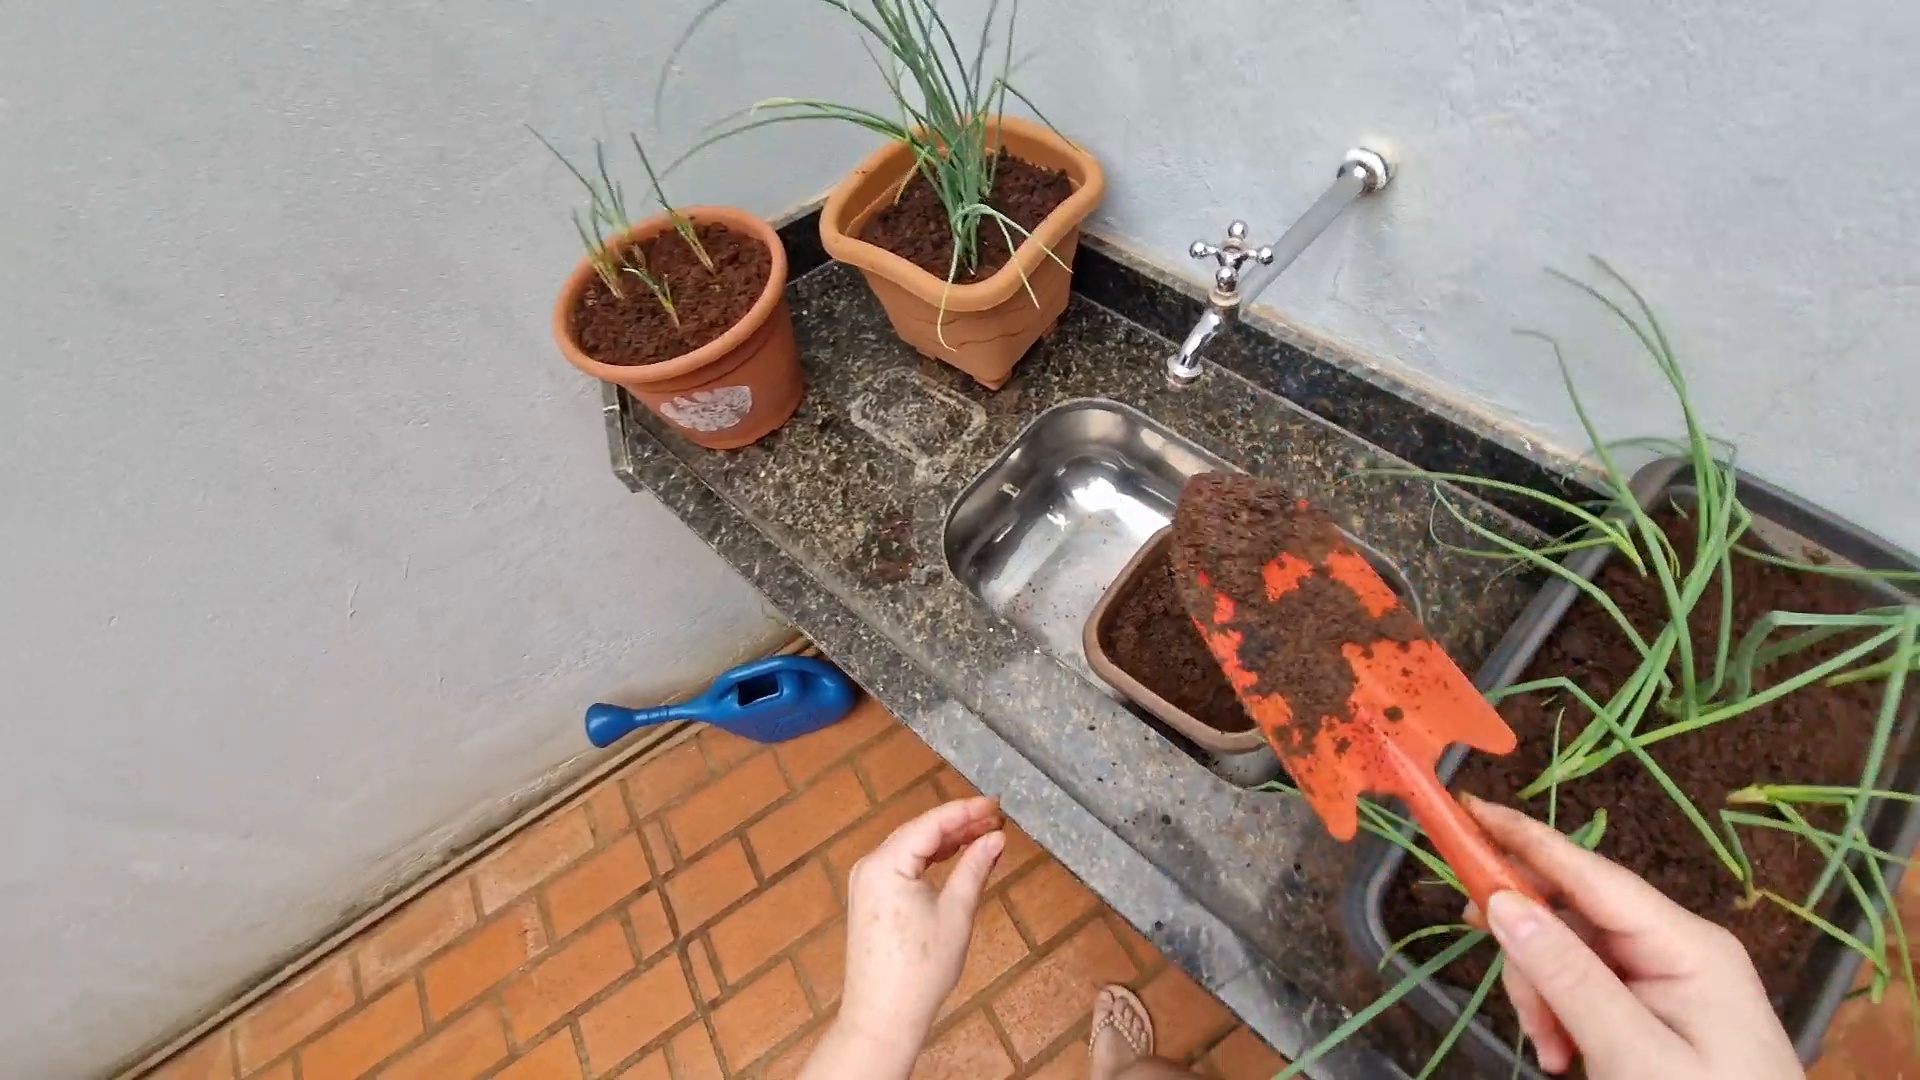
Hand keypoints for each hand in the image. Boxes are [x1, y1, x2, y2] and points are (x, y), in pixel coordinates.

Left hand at [805, 797, 1005, 1079]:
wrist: (882, 1020)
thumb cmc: (920, 971)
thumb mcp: (956, 914)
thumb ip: (975, 868)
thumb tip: (996, 838)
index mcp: (885, 864)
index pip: (930, 824)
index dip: (965, 811)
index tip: (995, 804)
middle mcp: (870, 865)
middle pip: (920, 832)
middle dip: (958, 824)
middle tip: (994, 817)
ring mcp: (867, 881)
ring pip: (912, 847)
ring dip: (946, 840)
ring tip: (983, 833)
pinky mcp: (871, 897)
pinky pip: (904, 865)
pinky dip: (930, 859)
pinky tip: (956, 855)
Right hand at [1465, 797, 1801, 1077]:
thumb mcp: (1635, 1056)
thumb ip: (1567, 976)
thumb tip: (1500, 900)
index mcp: (1683, 942)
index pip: (1582, 868)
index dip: (1518, 833)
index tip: (1461, 804)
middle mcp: (1670, 941)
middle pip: (1562, 908)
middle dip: (1524, 945)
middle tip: (1492, 968)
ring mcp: (1659, 968)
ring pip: (1558, 944)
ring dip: (1537, 989)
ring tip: (1548, 1047)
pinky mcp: (1647, 995)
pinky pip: (1573, 975)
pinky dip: (1554, 1006)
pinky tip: (1560, 1049)